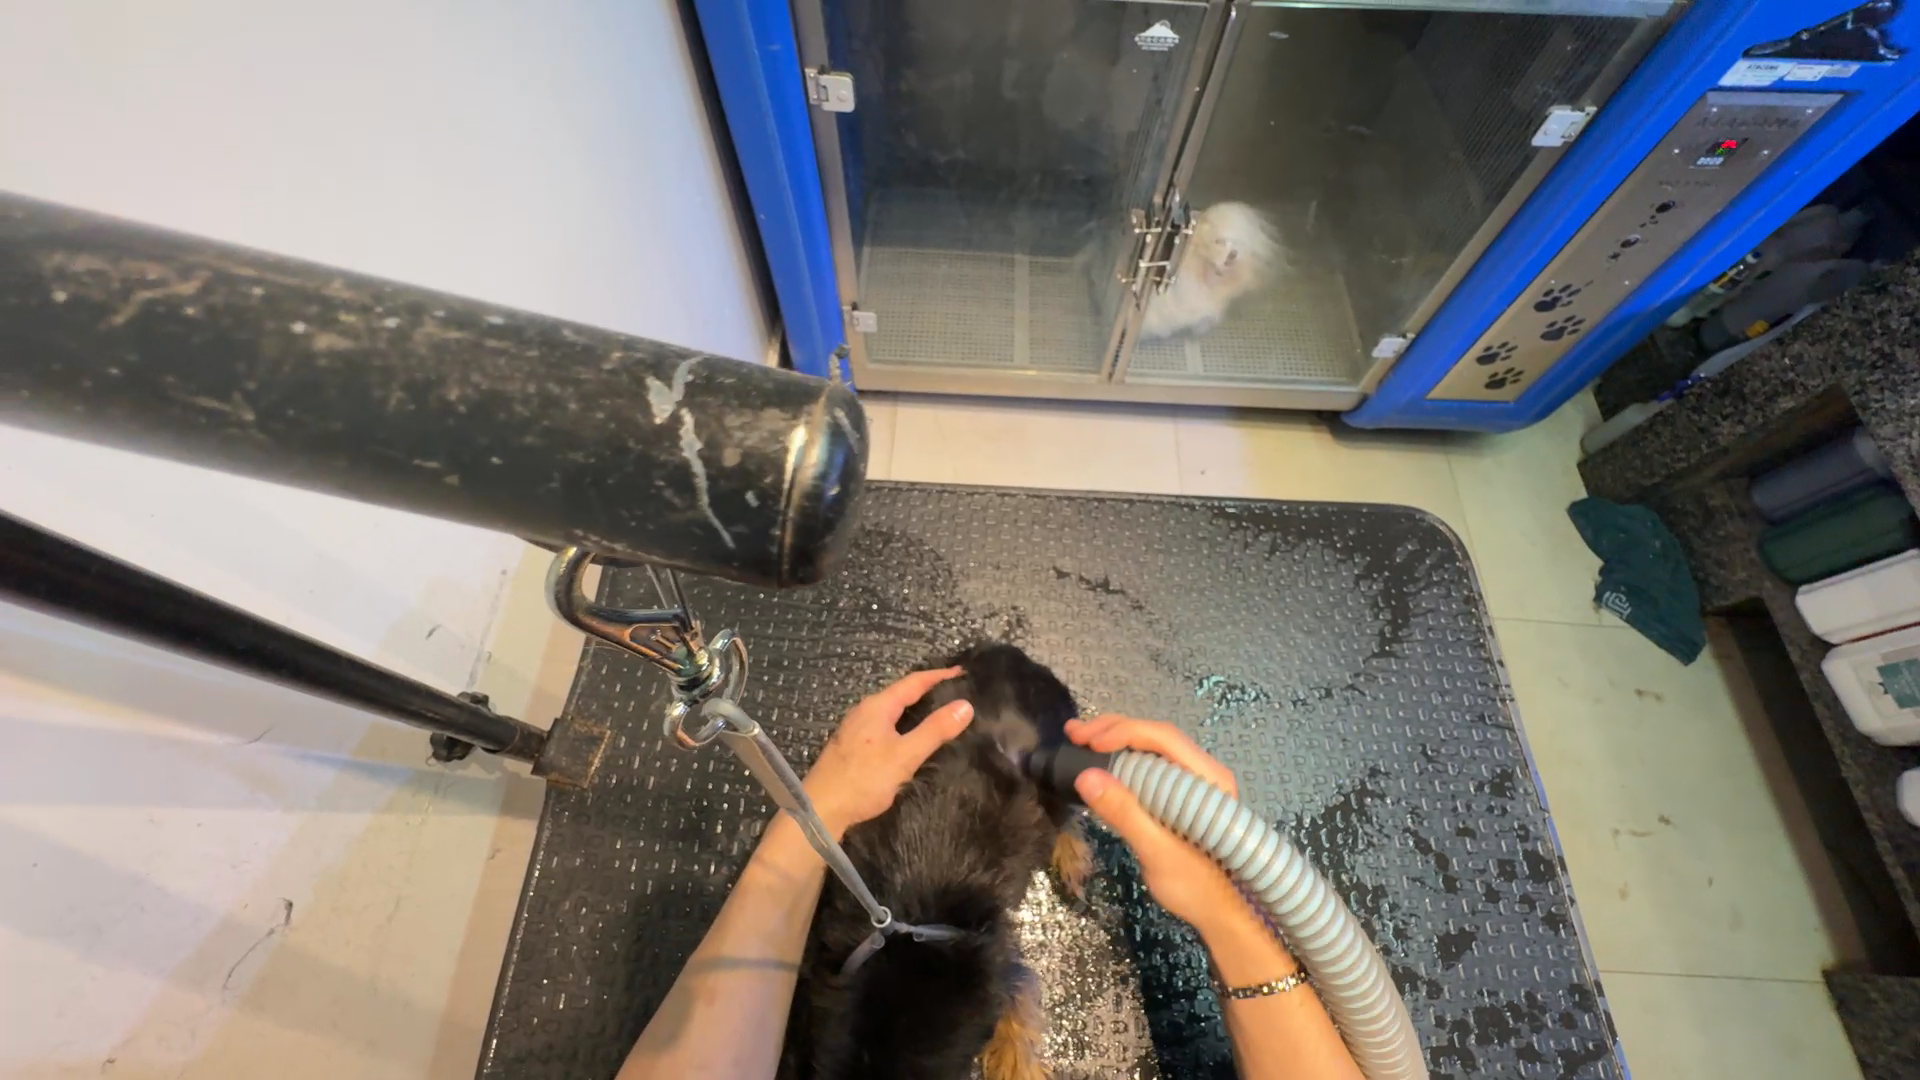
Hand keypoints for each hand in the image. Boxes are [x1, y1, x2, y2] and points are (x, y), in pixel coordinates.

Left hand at [804, 667, 972, 838]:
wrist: (820, 812)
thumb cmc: (863, 780)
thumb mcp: (905, 755)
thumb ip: (935, 730)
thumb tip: (965, 704)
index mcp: (877, 706)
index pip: (914, 681)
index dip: (939, 675)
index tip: (963, 672)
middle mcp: (865, 711)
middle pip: (901, 693)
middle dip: (928, 690)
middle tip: (955, 691)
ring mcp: (856, 729)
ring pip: (892, 711)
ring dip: (915, 708)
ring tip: (939, 711)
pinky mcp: (852, 746)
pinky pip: (885, 725)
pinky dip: (904, 724)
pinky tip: (911, 736)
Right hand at [1068, 715, 1250, 936]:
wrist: (1224, 916)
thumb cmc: (1198, 887)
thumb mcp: (1158, 852)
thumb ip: (1125, 813)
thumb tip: (1085, 776)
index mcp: (1208, 778)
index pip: (1163, 737)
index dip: (1123, 732)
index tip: (1089, 742)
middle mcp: (1203, 770)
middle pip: (1154, 735)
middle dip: (1112, 729)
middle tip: (1074, 733)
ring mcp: (1192, 781)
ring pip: (1149, 746)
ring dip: (1113, 740)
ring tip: (1079, 739)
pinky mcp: (1180, 794)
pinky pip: (1149, 763)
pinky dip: (1121, 757)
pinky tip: (1100, 760)